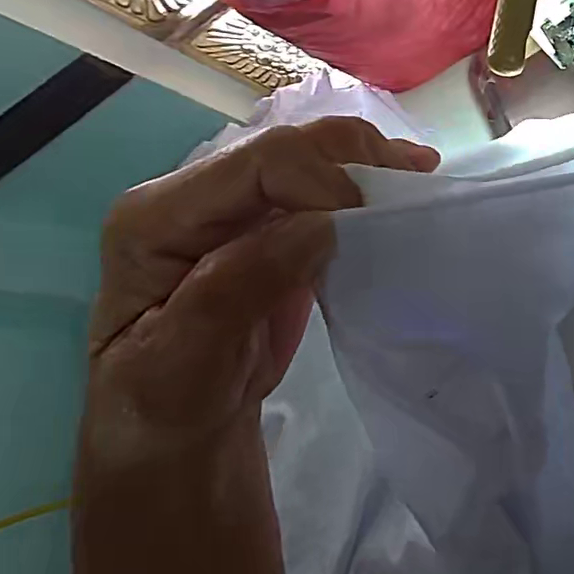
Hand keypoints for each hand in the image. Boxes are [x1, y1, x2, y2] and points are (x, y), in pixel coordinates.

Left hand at [83, 117, 437, 452]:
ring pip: (310, 149)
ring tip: (418, 175)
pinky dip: (367, 175)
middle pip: (285, 144)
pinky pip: (323, 177)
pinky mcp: (271, 216)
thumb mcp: (181, 369)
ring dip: (368, 158)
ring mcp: (235, 200)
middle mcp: (194, 191)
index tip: (368, 221)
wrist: (179, 429)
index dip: (320, 180)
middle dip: (353, 156)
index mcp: (155, 215)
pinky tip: (403, 177)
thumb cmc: (165, 409)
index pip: (252, 165)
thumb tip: (319, 224)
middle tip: (411, 185)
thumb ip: (235, 291)